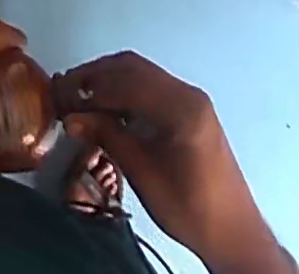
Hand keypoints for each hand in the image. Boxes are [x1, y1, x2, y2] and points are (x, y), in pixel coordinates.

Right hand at [55, 53, 292, 273]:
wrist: (233, 232)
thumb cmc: (190, 208)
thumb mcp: (144, 174)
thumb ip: (108, 137)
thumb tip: (71, 118)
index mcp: (181, 108)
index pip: (126, 84)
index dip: (91, 89)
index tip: (64, 98)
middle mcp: (187, 93)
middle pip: (133, 67)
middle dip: (96, 74)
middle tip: (67, 88)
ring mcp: (190, 97)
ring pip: (141, 71)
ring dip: (109, 78)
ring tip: (81, 94)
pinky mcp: (189, 106)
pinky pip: (151, 84)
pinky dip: (125, 87)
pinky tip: (107, 104)